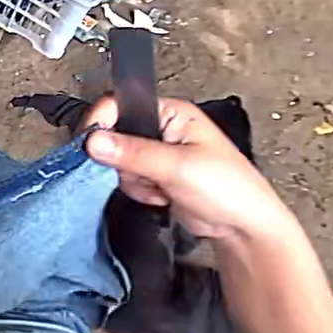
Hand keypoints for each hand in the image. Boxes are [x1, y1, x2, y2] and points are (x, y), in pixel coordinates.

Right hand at [83, 96, 298, 243]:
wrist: (241, 228)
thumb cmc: (229, 189)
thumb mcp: (177, 167)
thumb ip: (133, 152)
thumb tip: (95, 140)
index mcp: (172, 112)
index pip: (120, 104)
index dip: (102, 122)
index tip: (90, 144)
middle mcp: (163, 128)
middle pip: (115, 134)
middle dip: (124, 160)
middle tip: (142, 172)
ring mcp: (158, 152)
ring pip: (119, 161)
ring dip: (134, 180)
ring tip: (161, 187)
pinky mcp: (156, 174)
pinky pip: (128, 179)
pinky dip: (140, 190)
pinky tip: (162, 196)